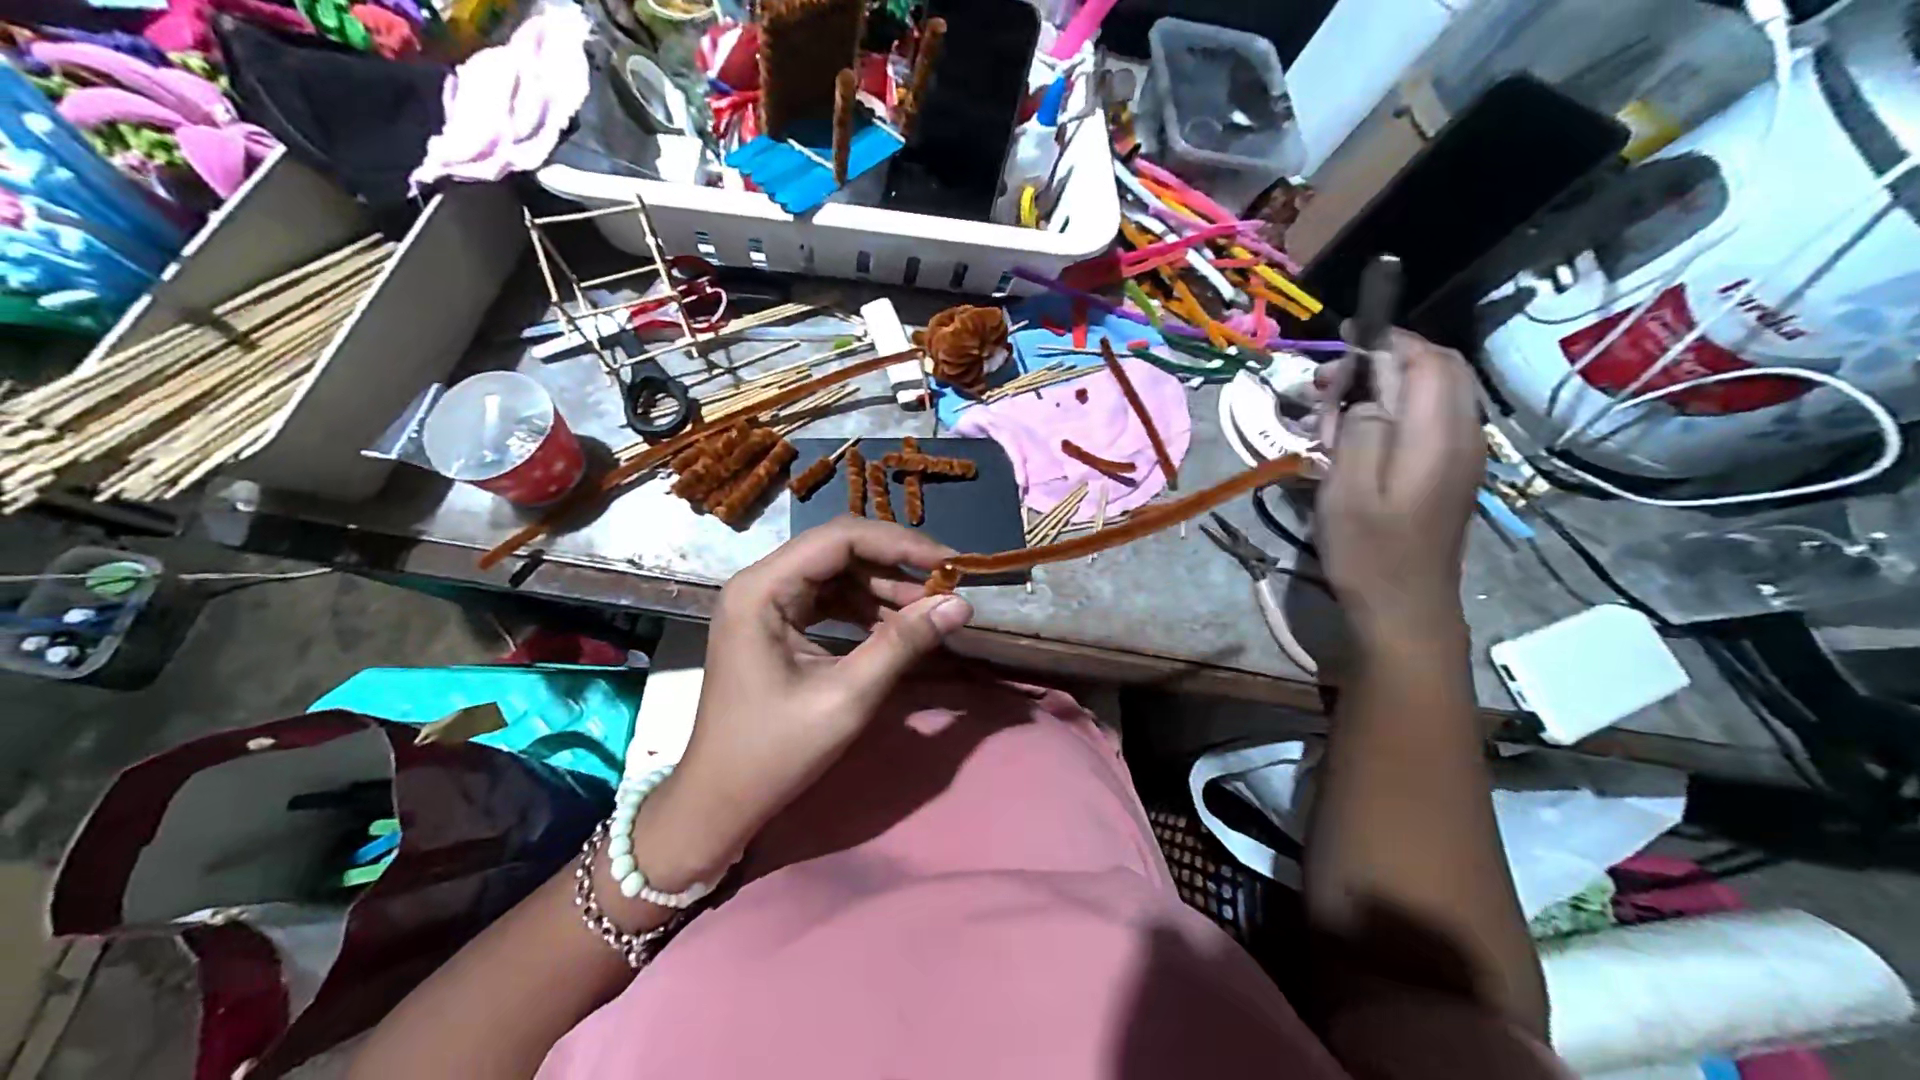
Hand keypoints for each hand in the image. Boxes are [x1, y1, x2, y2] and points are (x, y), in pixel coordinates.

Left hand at [628, 517, 973, 888]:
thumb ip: (902, 644)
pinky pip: (829, 600)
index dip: (900, 545)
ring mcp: (766, 602)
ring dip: (885, 589)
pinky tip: (897, 629)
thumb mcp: (847, 697)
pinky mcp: (777, 623)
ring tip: (928, 612)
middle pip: (840, 550)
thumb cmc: (775, 752)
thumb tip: (960, 604)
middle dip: (895, 567)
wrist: (721, 799)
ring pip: (838, 574)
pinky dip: (866, 609)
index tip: (949, 564)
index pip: (840, 538)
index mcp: (762, 589)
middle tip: (945, 589)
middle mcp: (761, 582)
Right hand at [1315, 329, 1483, 646]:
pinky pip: (1425, 421)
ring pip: (1430, 394)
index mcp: (1438, 434)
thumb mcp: (1348, 487)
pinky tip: (1353, 440)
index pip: (1426, 358)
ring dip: (1383, 389)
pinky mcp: (1448, 472)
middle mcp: (1462, 434)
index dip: (1386, 340)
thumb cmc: (1369, 550)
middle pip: (1436, 369)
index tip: (1341, 345)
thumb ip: (1362, 427)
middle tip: (1328, 387)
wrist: (1404, 608)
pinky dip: (1391, 414)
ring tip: (1332, 417)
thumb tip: (1369, 393)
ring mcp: (1460, 455)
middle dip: (1383, 361)